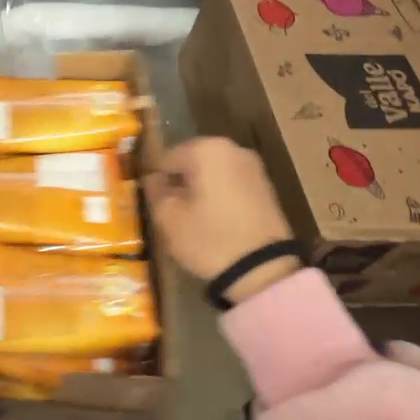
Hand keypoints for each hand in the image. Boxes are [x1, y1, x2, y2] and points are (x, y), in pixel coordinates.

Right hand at [144, 138, 301, 302]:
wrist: (264, 270)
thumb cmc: (209, 238)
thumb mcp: (169, 218)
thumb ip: (156, 192)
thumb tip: (153, 180)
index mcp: (205, 149)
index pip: (166, 158)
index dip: (157, 180)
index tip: (153, 201)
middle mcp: (232, 149)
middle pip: (192, 162)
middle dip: (181, 182)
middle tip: (171, 210)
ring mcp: (254, 167)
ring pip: (213, 173)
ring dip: (201, 189)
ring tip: (192, 217)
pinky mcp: (267, 188)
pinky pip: (231, 185)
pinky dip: (220, 196)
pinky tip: (215, 220)